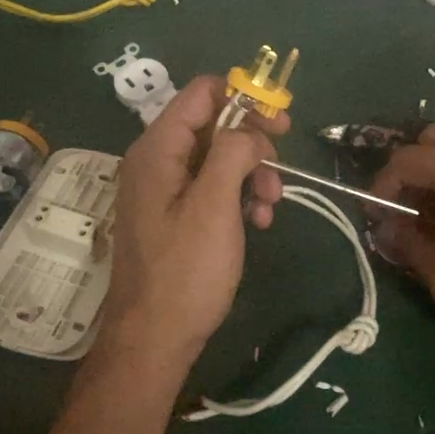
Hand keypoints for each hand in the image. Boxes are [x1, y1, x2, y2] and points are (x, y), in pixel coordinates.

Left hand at [98, 75, 287, 368]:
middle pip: (213, 123)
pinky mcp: (174, 214)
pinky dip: (239, 196)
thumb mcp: (214, 206)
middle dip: (252, 141)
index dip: (244, 96)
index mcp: (158, 149)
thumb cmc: (184, 272)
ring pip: (218, 157)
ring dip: (252, 173)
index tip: (279, 123)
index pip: (202, 92)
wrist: (153, 342)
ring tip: (270, 205)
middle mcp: (157, 160)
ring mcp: (163, 188)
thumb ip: (232, 151)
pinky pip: (212, 186)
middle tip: (281, 165)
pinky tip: (257, 222)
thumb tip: (249, 130)